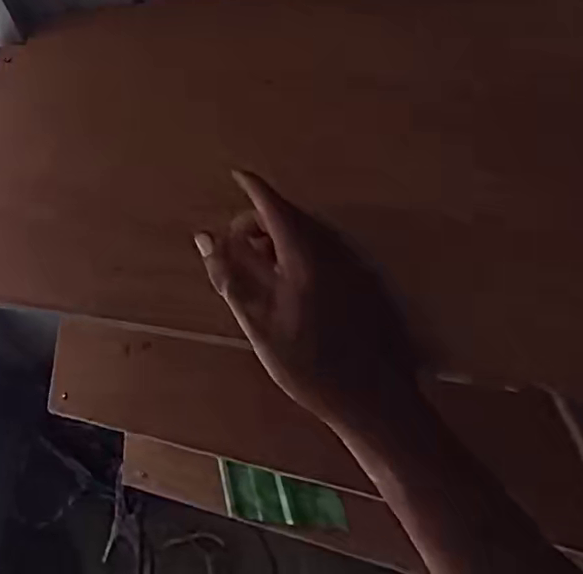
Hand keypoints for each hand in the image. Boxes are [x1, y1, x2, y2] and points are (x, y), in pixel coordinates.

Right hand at [194, 171, 420, 428]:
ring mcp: (356, 270)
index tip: (236, 174)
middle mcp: (334, 255)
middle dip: (260, 221)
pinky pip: (328, 251)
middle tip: (238, 247)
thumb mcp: (257, 323)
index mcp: (304, 259)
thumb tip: (205, 237)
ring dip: (281, 237)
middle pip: (292, 217)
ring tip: (262, 270)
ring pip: (311, 233)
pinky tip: (293, 284)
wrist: (378, 407)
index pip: (274, 207)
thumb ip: (229, 275)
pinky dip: (302, 252)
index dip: (253, 187)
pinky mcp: (369, 287)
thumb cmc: (309, 365)